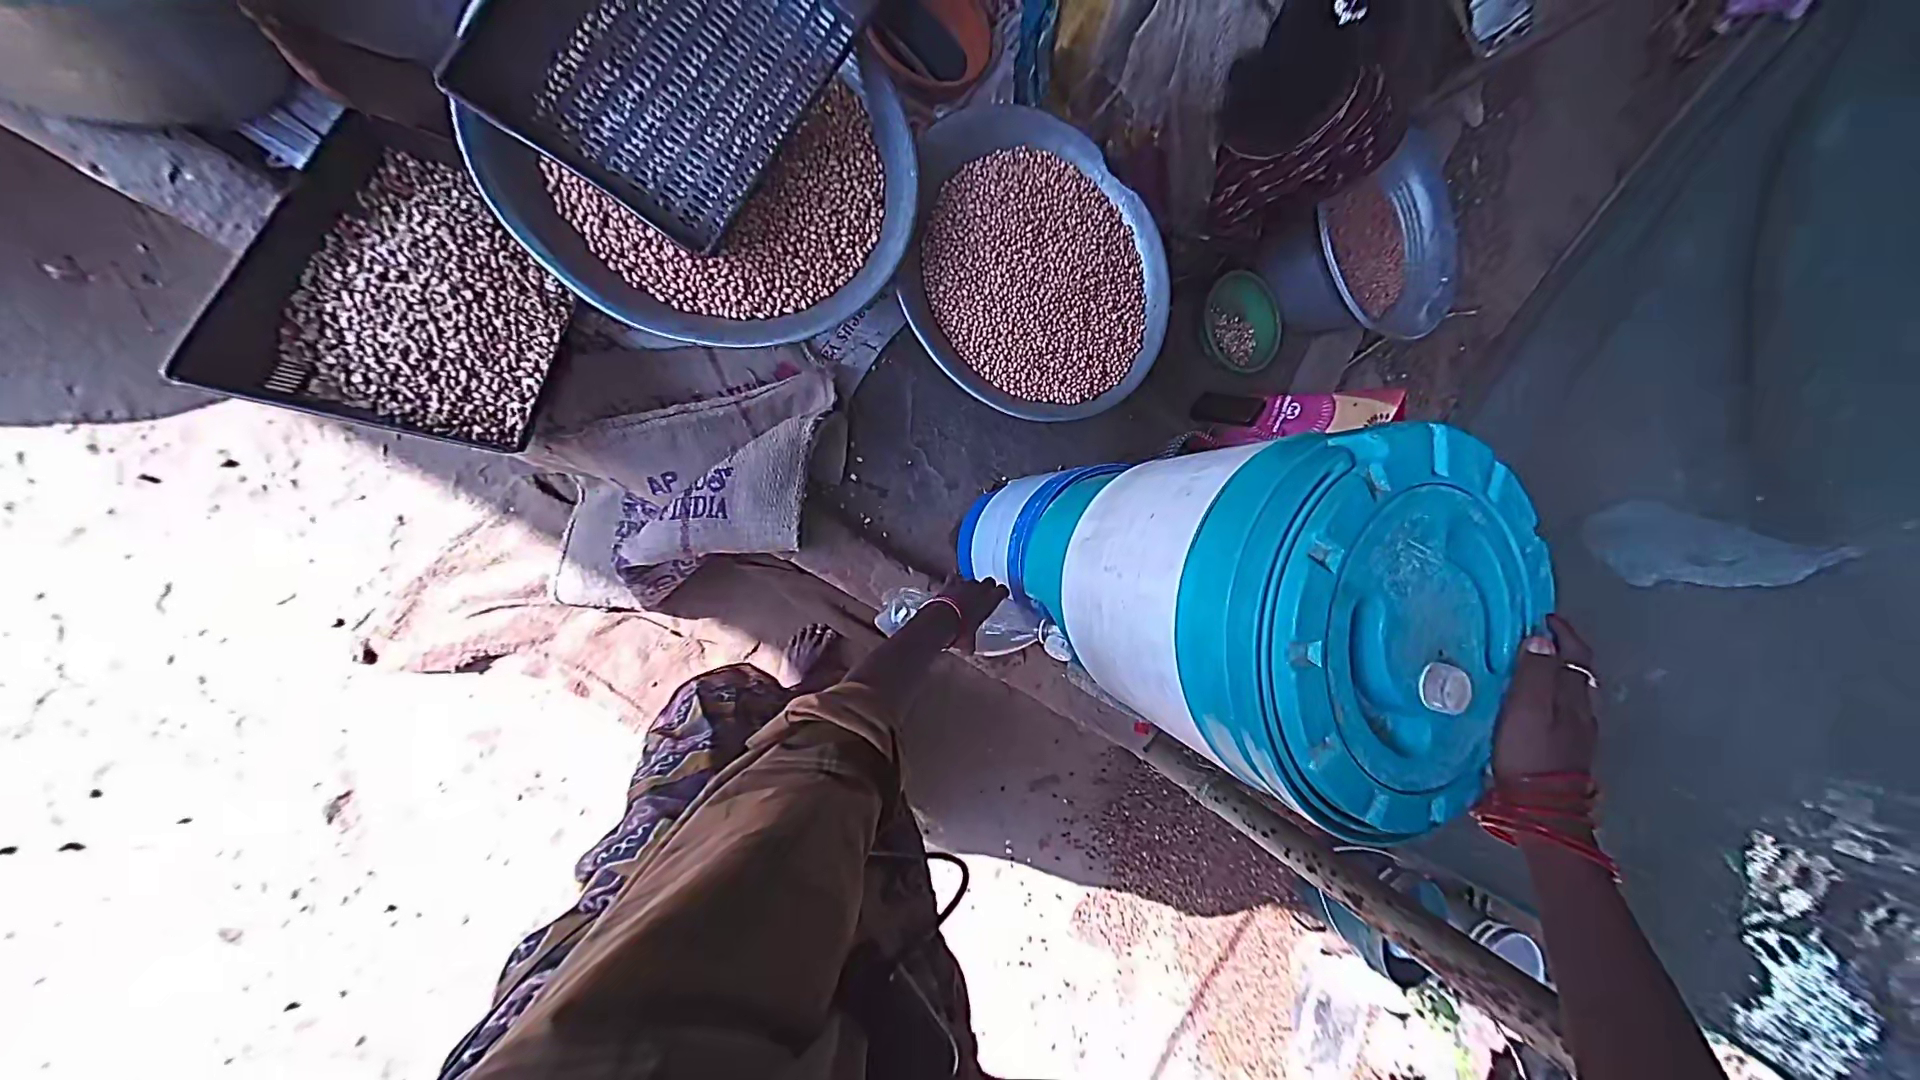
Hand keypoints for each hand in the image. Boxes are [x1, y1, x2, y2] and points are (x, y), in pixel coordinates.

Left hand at [924, 577, 1008, 651]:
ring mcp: (965, 583)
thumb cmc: (960, 632)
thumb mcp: (970, 641)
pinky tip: (950, 585)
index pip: (1002, 590)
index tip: (999, 596)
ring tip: (965, 592)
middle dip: (987, 586)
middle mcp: (980, 588)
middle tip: (983, 594)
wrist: (941, 621)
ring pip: (971, 578)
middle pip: (989, 581)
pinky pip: (953, 576)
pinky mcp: (950, 582)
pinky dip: (952, 580)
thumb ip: (972, 642)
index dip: (1001, 593)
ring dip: (970, 584)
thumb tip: (969, 650)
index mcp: (991, 600)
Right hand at [1492, 614, 1598, 781]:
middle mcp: (1581, 711)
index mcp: (1573, 698)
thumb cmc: (1530, 754)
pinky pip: (1558, 709)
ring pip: (1569, 691)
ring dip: (1551, 672)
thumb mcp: (1526, 710)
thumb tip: (1542, 638)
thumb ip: (1534, 675)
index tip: (1543, 616)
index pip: (1576, 656)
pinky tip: (1527, 700)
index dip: (1563, 634)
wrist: (1543, 809)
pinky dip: (1546, 694)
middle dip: (1557, 650)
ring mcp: (1575, 732)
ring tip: (1524, 664)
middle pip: (1575, 672)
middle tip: (1530, 636)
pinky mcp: (1563, 747)